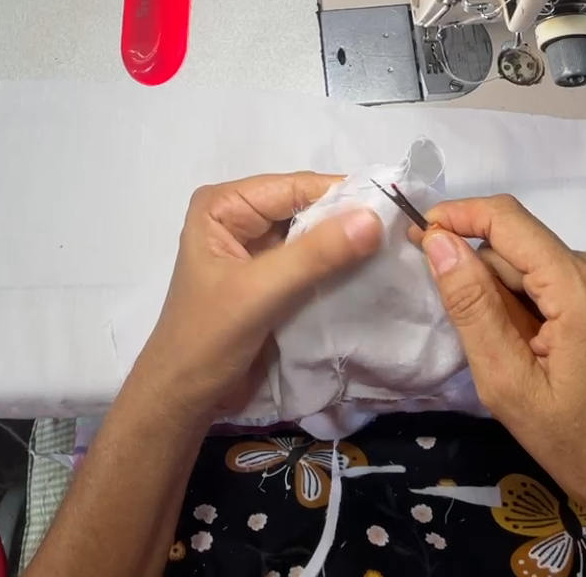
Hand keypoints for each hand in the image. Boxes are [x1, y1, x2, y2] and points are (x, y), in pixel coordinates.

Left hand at [129, 173, 383, 423]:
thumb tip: (372, 218)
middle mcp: (239, 217)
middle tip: (400, 228)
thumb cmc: (208, 338)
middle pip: (304, 207)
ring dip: (347, 243)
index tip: (393, 204)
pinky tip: (371, 271)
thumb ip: (315, 254)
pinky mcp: (271, 277)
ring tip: (394, 247)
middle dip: (347, 218)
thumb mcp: (260, 292)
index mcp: (223, 205)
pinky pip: (312, 261)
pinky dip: (338, 266)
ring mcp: (256, 247)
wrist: (185, 398)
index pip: (292, 188)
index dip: (341, 194)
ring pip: (312, 233)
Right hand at [415, 197, 585, 575]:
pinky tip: (546, 350)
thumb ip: (471, 305)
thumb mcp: (508, 384)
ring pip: (535, 262)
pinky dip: (536, 302)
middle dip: (484, 279)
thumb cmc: (583, 445)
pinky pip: (558, 276)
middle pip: (517, 246)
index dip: (456, 216)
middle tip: (485, 342)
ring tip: (524, 356)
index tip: (418, 236)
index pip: (506, 219)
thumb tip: (439, 240)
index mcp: (580, 287)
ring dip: (511, 296)